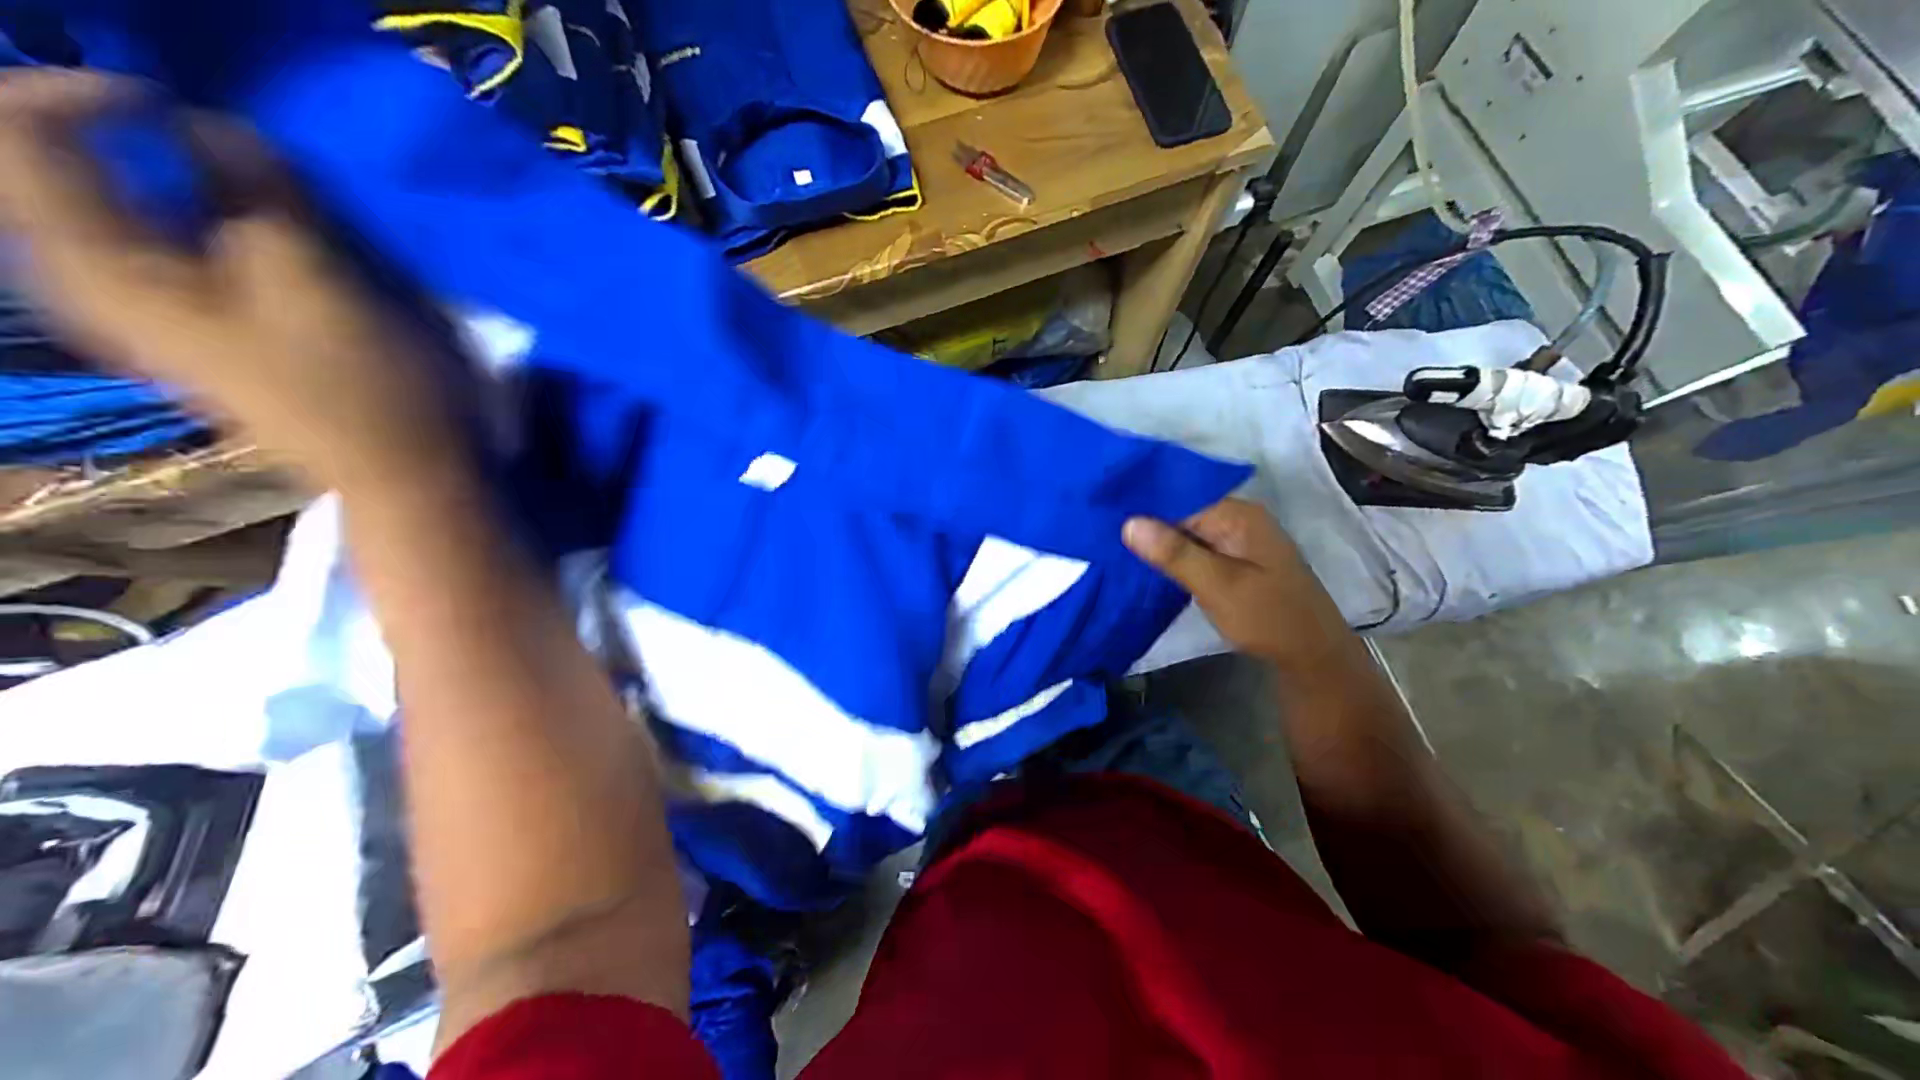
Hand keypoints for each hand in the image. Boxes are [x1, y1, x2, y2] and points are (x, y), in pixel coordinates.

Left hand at [0, 70, 462, 491]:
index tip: (181, 106)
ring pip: (110, 210)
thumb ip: (253, 192)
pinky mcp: (195, 331)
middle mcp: (97, 289)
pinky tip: (244, 229)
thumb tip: (209, 126)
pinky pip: (156, 249)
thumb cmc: (365, 385)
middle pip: (52, 172)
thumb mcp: (314, 279)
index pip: (20, 136)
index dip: (85, 96)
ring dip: (159, 176)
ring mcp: (144, 316)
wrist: (403, 471)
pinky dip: (189, 219)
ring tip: (230, 176)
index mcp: (104, 274)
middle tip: (201, 134)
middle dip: (114, 134)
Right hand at [1123, 498, 1358, 671]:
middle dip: (1147, 523)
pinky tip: (1146, 565)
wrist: (1312, 658)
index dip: (1143, 505)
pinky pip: (1197, 550)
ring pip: (1187, 533)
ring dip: (1158, 542)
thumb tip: (1128, 522)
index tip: (1102, 513)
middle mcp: (1239, 519)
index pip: (1180, 497)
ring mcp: (1239, 542)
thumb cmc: (1268, 617)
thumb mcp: (1217, 585)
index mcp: (1239, 515)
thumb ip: (1174, 553)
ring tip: (1113, 547)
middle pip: (1183, 512)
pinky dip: (1174, 557)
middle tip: (1100, 532)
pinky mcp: (1235, 563)